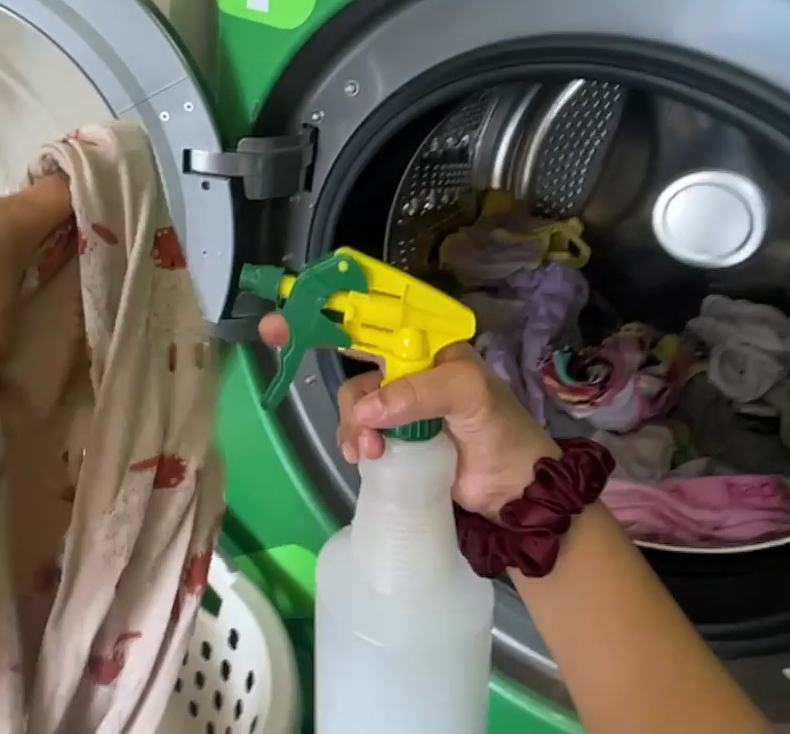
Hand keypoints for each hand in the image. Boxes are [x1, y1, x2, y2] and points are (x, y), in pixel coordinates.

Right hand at [259, 314, 559, 516]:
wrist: (515, 493)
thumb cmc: (500, 429)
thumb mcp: (469, 395)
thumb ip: (420, 392)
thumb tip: (368, 410)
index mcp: (426, 342)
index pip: (378, 311)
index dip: (337, 301)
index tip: (299, 296)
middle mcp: (407, 365)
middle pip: (351, 346)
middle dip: (312, 339)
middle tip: (274, 333)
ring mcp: (396, 401)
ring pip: (352, 396)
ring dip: (350, 419)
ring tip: (367, 450)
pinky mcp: (389, 436)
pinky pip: (356, 428)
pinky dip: (352, 439)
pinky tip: (363, 456)